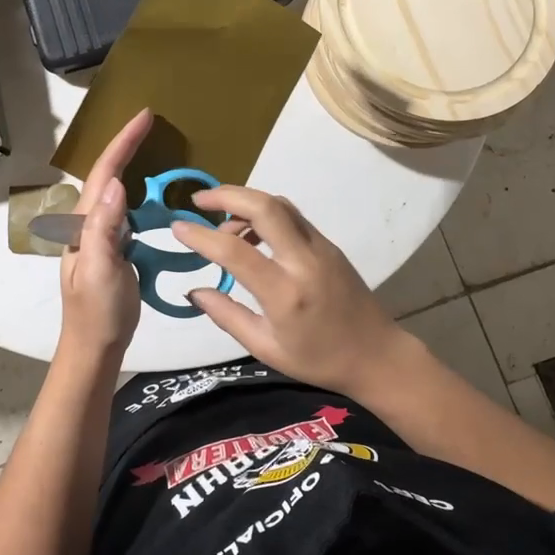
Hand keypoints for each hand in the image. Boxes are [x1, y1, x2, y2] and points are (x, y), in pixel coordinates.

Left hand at [57, 109, 147, 360]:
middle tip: (151, 120)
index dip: (123, 142)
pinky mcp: (115, 247)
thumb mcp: (99, 270)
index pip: (104, 172)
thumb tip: (116, 184)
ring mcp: (101, 234)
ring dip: (132, 163)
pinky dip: (140, 190)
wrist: (94, 348)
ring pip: (115, 188)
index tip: (144, 116)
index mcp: (83, 223)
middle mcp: (89, 222)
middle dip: (127, 144)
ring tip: (154, 143)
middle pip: (107, 173)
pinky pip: (127, 209)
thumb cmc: (96, 312)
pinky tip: (155, 191)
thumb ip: (103, 228)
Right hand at [171, 186, 411, 398]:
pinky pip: (291, 216)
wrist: (377, 355)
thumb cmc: (318, 360)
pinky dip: (264, 213)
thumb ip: (227, 316)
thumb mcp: (266, 348)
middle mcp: (303, 261)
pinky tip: (250, 233)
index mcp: (285, 294)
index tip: (176, 227)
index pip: (235, 251)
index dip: (201, 236)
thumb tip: (193, 292)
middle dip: (226, 195)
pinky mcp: (328, 243)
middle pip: (264, 207)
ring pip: (279, 204)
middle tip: (198, 201)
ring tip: (222, 224)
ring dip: (245, 202)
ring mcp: (320, 247)